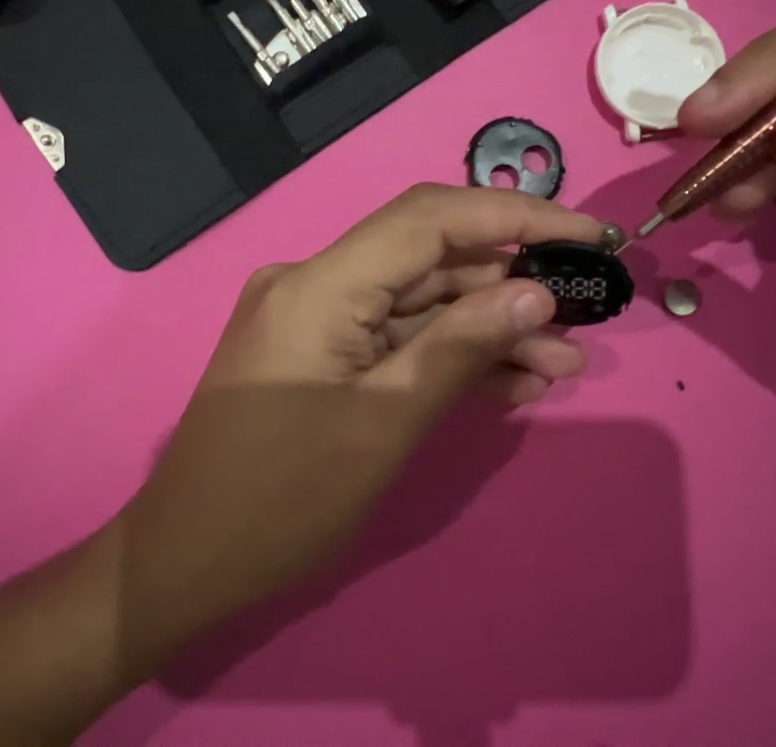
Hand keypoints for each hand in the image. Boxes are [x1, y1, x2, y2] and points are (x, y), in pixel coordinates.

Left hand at [117, 184, 602, 636]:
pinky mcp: (317, 353)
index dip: (516, 216)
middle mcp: (314, 282)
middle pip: (427, 260)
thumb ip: (460, 347)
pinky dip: (444, 356)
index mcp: (320, 284)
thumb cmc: (282, 499)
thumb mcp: (385, 423)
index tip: (587, 233)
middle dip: (509, 286)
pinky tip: (508, 383)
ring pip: (417, 304)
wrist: (187, 559)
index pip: (431, 219)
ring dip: (486, 329)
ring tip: (560, 368)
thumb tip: (536, 296)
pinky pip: (391, 339)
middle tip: (584, 319)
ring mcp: (313, 318)